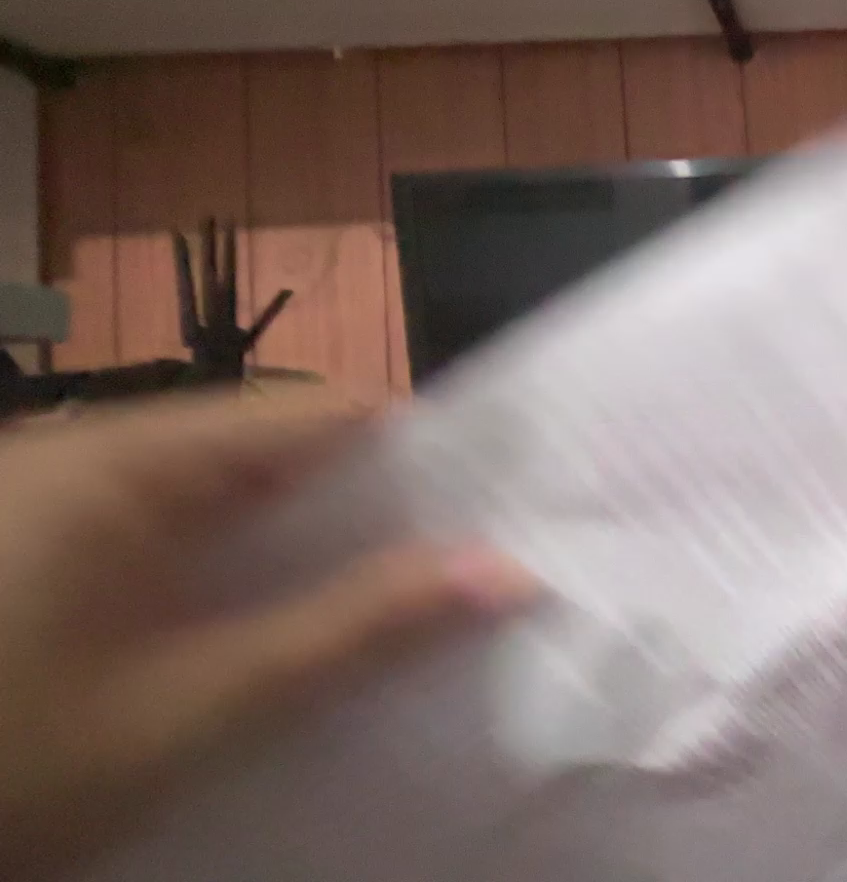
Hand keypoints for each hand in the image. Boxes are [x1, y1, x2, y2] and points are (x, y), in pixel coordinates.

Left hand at [0, 395, 540, 879]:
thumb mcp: (191, 709)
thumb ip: (361, 628)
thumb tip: (516, 573)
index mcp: (128, 459)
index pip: (333, 412)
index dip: (434, 447)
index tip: (512, 496)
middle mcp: (100, 454)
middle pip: (299, 448)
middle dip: (396, 500)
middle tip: (486, 548)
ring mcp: (71, 501)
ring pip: (254, 491)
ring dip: (339, 536)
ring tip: (428, 577)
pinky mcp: (55, 550)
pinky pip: (200, 528)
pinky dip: (272, 561)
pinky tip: (317, 605)